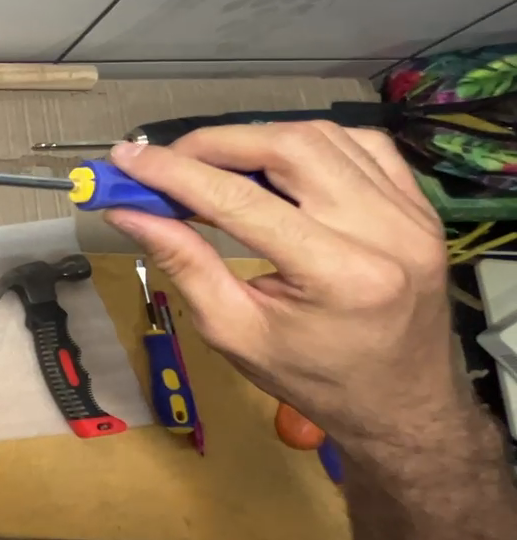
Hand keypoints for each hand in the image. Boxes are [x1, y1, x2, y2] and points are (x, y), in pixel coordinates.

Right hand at [101, 123, 457, 449]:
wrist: (402, 402)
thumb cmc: (309, 375)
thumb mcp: (228, 327)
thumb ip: (180, 260)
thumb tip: (124, 211)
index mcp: (339, 274)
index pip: (240, 199)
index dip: (173, 172)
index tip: (123, 159)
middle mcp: (387, 232)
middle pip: (289, 148)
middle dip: (212, 145)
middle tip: (162, 163)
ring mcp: (411, 215)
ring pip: (323, 137)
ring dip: (251, 140)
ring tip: (206, 166)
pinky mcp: (417, 207)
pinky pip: (359, 146)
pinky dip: (301, 143)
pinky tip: (266, 166)